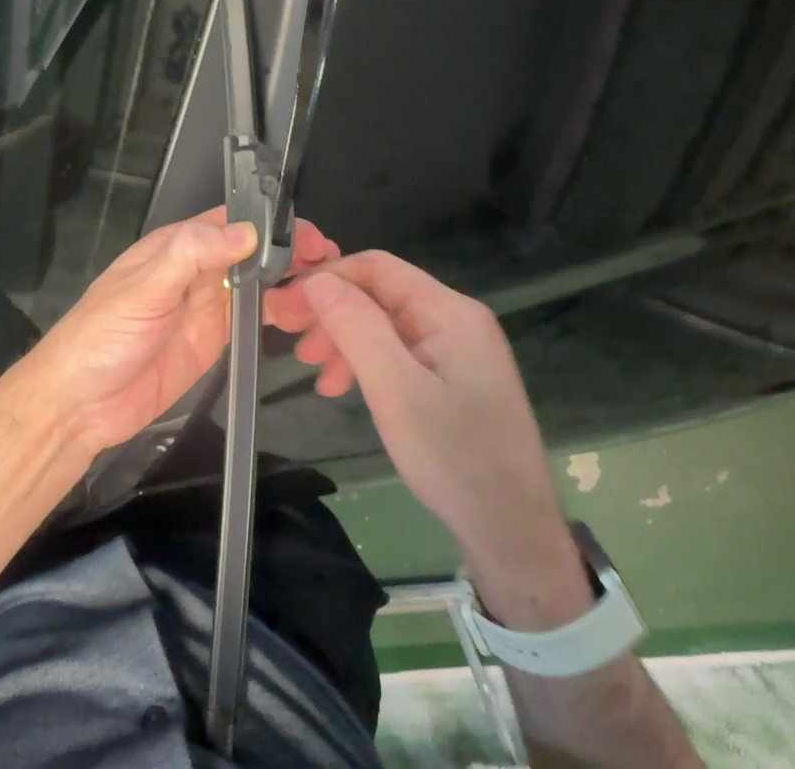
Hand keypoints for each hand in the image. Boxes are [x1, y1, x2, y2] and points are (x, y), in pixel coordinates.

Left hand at [17, 209, 338, 454]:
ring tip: (325, 291)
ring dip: (289, 283)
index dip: (269, 224)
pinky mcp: (212, 340)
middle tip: (332, 265)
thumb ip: (190, 256)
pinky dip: (277, 315)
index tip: (309, 234)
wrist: (82, 402)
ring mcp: (204, 306)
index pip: (228, 223)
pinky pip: (251, 320)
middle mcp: (192, 272)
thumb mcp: (143, 290)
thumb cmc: (100, 338)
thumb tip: (246, 232)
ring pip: (256, 284)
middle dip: (289, 252)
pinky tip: (299, 318)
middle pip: (250, 252)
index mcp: (172, 249)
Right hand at [263, 252, 576, 586]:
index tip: (284, 310)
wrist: (510, 526)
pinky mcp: (453, 378)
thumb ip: (357, 328)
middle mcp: (456, 320)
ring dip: (343, 341)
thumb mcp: (395, 390)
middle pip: (379, 295)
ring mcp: (457, 350)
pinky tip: (343, 388)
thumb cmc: (453, 456)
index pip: (376, 267)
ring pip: (385, 325)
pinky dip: (365, 363)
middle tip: (290, 344)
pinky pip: (399, 353)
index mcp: (449, 312)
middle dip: (330, 314)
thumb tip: (316, 280)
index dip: (326, 280)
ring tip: (316, 376)